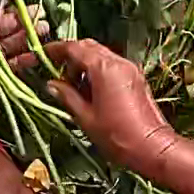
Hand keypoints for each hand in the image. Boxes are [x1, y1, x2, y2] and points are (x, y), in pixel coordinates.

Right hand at [43, 39, 180, 178]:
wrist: (151, 146)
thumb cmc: (117, 135)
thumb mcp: (85, 117)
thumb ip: (67, 96)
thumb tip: (52, 84)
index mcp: (104, 68)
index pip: (75, 48)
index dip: (56, 49)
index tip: (42, 54)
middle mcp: (119, 62)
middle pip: (89, 47)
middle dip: (70, 56)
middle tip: (57, 73)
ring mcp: (130, 69)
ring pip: (101, 55)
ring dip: (84, 64)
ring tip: (73, 86)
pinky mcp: (136, 78)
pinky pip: (112, 65)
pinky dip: (98, 71)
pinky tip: (90, 91)